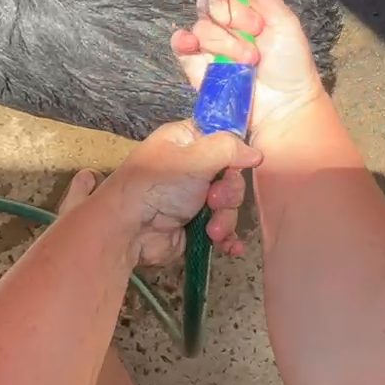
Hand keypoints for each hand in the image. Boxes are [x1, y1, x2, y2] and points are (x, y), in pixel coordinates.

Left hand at [99, 120, 260, 265]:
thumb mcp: (193, 159)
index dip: (233, 152)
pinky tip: (228, 246)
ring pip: (228, 204)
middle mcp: (191, 166)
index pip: (221, 138)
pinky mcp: (195, 224)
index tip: (236, 165)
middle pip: (230, 174)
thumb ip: (227, 150)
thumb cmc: (156, 185)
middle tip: (214, 201)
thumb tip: (255, 152)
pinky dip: (227, 236)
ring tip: (211, 230)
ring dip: (225, 218)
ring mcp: (193, 196)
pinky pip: (223, 228)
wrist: (129, 229)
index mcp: (186, 140)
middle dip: (228, 193)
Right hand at [170, 0, 328, 151]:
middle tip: (256, 31)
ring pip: (201, 24)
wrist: (284, 107)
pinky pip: (181, 44)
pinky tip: (193, 44)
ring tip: (249, 60)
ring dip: (226, 41)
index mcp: (244, 4)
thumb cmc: (291, 65)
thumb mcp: (285, 25)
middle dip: (233, 13)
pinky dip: (184, 41)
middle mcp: (223, 20)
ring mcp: (208, 42)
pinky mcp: (195, 63)